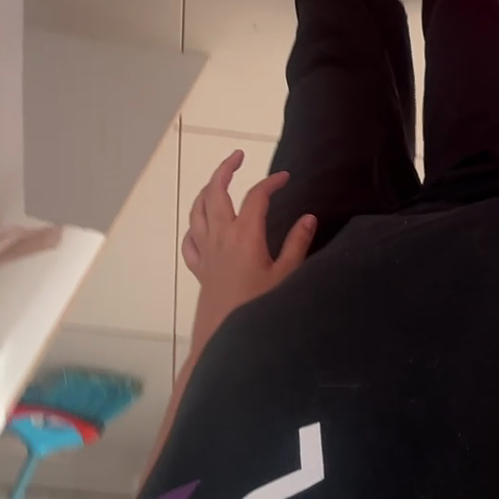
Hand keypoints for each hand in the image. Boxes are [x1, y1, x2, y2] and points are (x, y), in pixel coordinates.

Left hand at [181, 150, 315, 341]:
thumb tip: (309, 217)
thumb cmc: (257, 309)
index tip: (286, 178)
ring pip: (197, 211)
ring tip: (218, 181)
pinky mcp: (198, 268)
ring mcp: (205, 252)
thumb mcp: (286, 275)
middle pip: (215, 192)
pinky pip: (190, 239)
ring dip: (206, 191)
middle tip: (238, 156)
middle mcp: (220, 237)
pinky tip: (203, 224)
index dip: (271, 182)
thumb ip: (297, 243)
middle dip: (225, 169)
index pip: (256, 196)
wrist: (222, 342)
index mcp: (245, 235)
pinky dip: (195, 225)